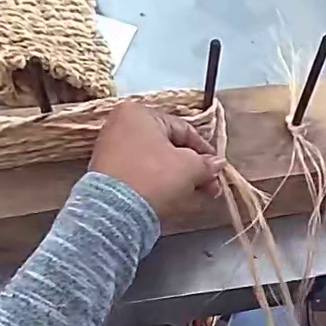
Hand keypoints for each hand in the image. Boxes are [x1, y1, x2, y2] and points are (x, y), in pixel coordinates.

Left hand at [89, 101, 225, 219]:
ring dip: (178, 177)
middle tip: (209, 187)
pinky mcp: (107, 173)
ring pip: (156, 161)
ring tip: (193, 194)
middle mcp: (121, 125)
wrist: (115, 211)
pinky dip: (158, 182)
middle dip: (193, 168)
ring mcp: (111, 149)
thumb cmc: (154, 178)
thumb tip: (217, 164)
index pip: (184, 129)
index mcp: (139, 113)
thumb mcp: (189, 167)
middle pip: (169, 146)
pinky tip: (171, 197)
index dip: (206, 151)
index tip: (218, 170)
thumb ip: (206, 164)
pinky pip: (141, 172)